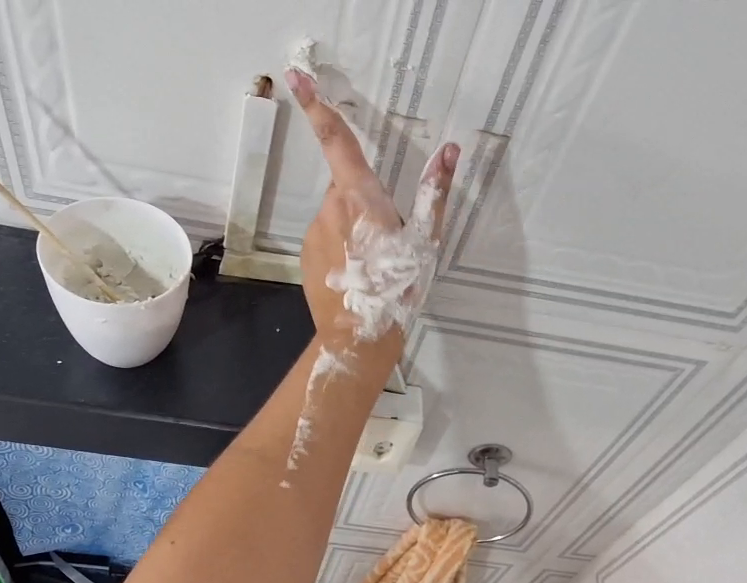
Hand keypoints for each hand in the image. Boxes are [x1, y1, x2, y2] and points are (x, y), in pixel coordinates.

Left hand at [286, 68, 458, 342]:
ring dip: (354, 229)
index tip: (297, 78)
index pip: (337, 141)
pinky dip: (342, 248)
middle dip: (365, 202)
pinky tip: (357, 275)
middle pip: (346, 187)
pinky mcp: (306, 257)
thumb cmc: (397, 290)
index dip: (317, 106)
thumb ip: (435, 194)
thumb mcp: (426, 243)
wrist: (358, 339)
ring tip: (374, 264)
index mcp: (360, 197)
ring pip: (337, 215)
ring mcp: (314, 233)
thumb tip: (449, 152)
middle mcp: (330, 208)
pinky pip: (326, 239)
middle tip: (389, 239)